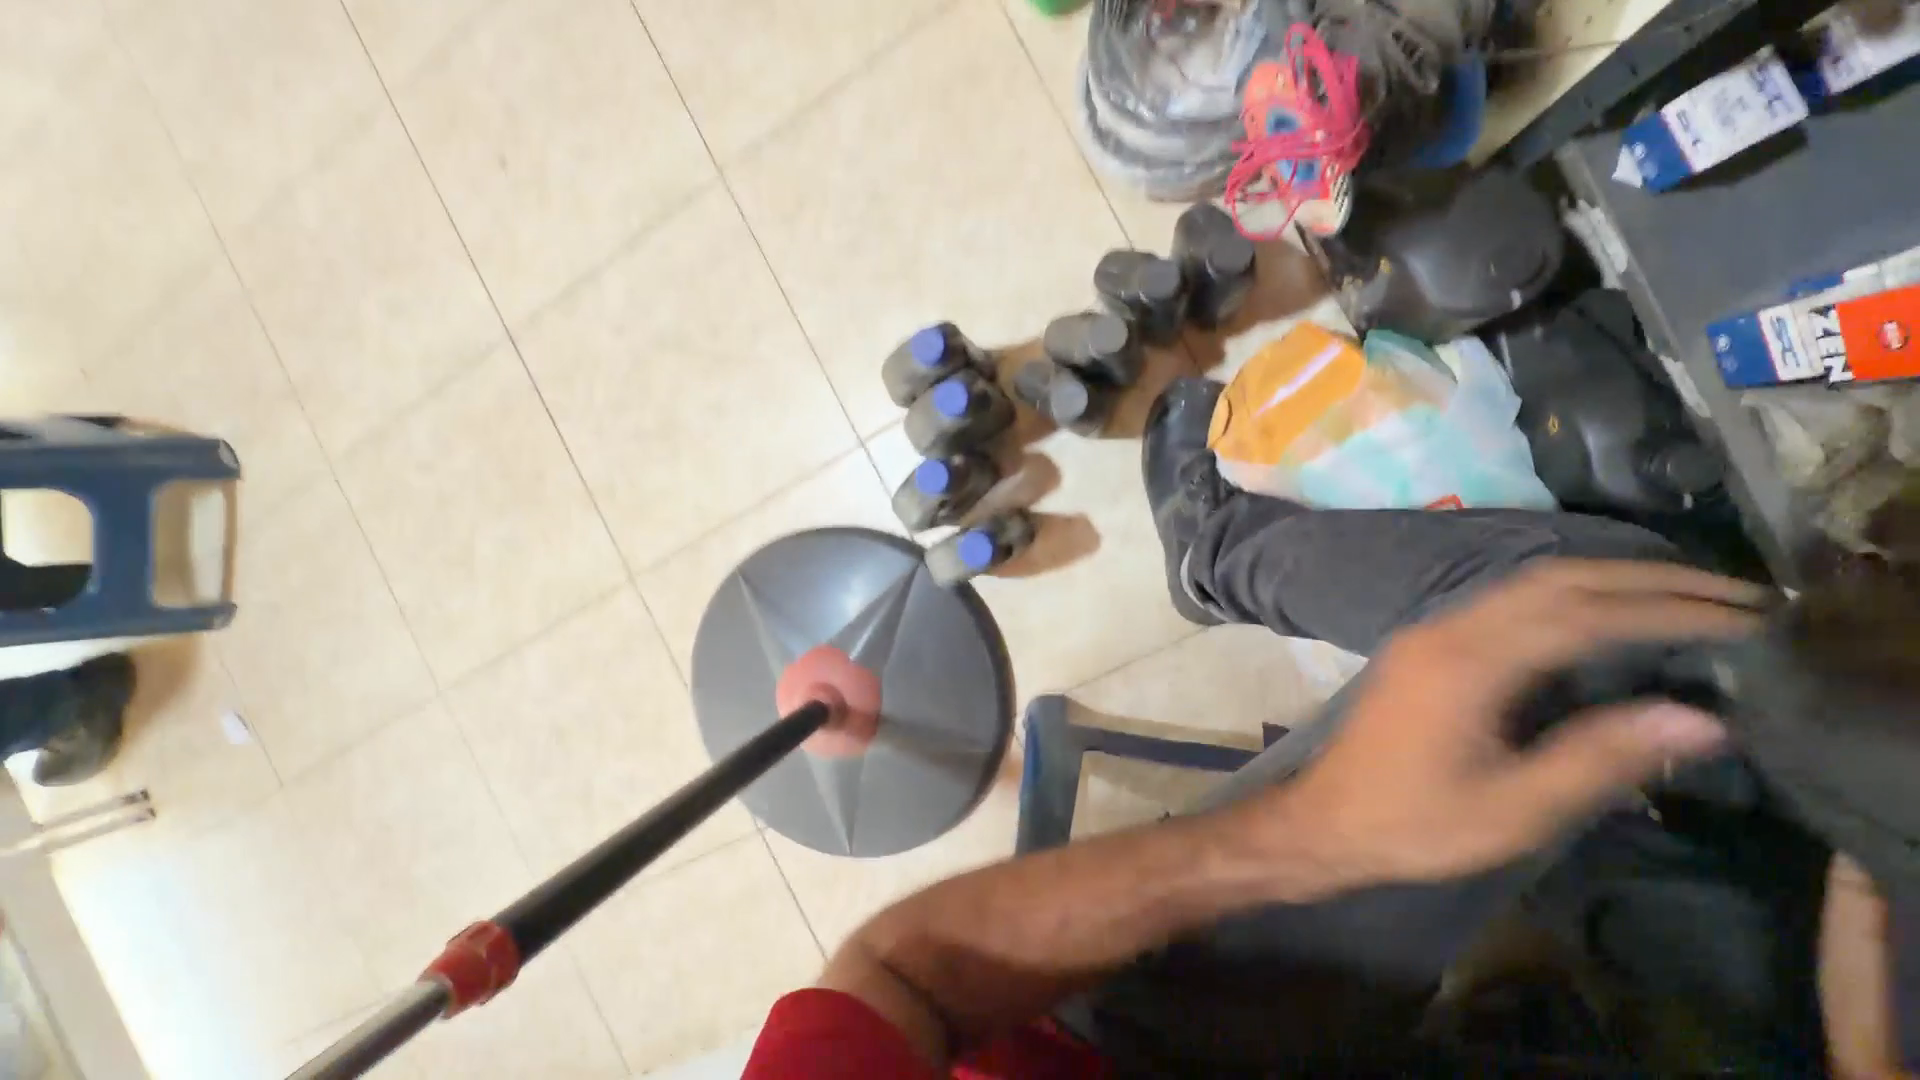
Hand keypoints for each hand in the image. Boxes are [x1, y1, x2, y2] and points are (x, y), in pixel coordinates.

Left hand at [1266, 559, 1769, 886]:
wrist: (1325, 818)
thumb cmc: (1414, 822)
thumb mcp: (1514, 808)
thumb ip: (1600, 759)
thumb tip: (1701, 718)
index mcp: (1466, 662)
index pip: (1581, 613)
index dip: (1666, 608)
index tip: (1746, 616)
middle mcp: (1445, 629)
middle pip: (1553, 580)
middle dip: (1644, 579)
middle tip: (1734, 595)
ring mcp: (1429, 632)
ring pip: (1525, 585)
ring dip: (1604, 583)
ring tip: (1686, 600)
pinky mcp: (1424, 646)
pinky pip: (1504, 603)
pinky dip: (1565, 599)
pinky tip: (1605, 620)